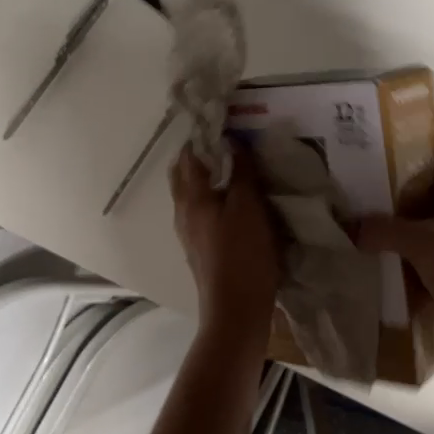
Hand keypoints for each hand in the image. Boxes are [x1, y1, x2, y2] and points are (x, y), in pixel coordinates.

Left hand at [171, 142, 282, 331]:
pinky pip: (204, 213)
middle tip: (228, 143)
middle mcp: (184, 214)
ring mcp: (191, 235)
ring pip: (193, 196)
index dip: (204, 136)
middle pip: (184, 175)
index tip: (225, 122)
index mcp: (192, 199)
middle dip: (200, 156)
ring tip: (236, 169)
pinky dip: (216, 199)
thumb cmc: (244, 255)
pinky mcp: (203, 251)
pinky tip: (237, 203)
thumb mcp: (249, 207)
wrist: (237, 311)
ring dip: (209, 178)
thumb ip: (242, 173)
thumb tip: (234, 141)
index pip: (190, 156)